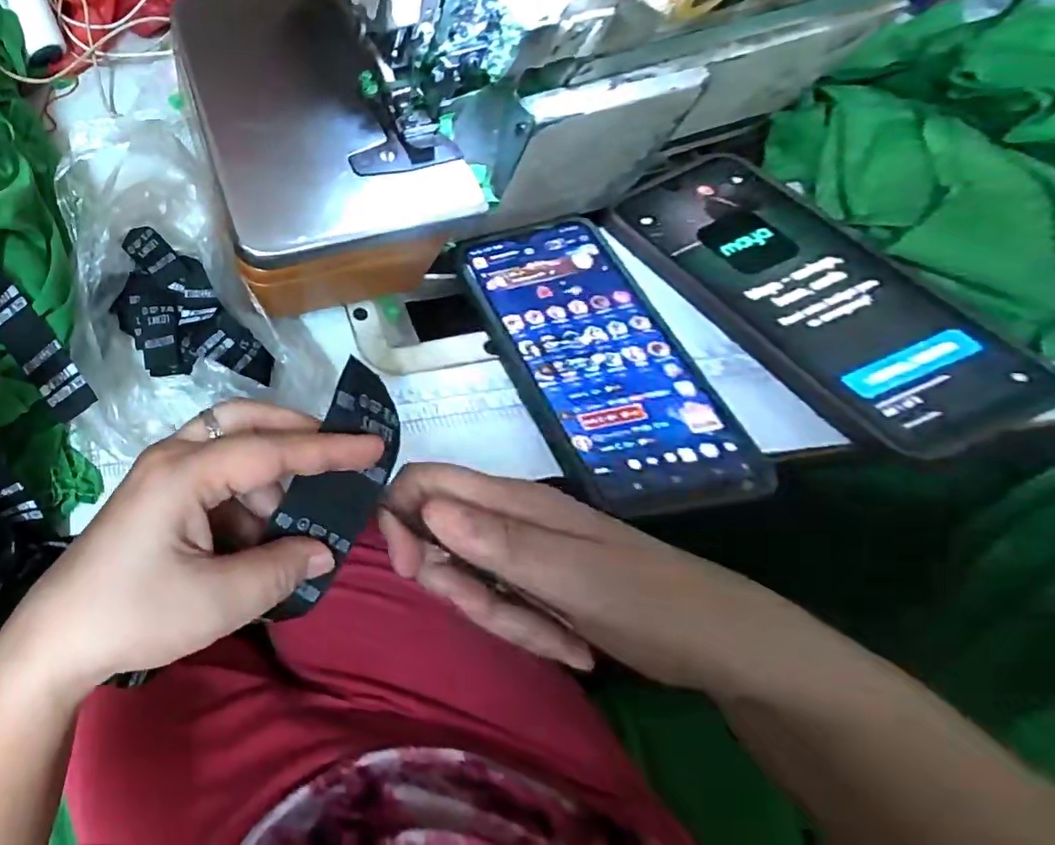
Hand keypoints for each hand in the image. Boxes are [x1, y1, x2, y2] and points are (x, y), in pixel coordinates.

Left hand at [0, 401, 384, 698]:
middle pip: (240, 424)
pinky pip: (210, 481)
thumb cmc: (136, 613)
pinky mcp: (155, 497)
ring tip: (288, 535)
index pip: (267, 448)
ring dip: (265, 483)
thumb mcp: (218, 600)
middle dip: (291, 437)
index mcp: (183, 470)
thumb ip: (278, 569)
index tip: (374, 444)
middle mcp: (170, 457)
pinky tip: (256, 543)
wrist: (61, 632)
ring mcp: (159, 475)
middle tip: (338, 462)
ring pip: (227, 454)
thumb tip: (321, 548)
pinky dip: (240, 502)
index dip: (325, 449)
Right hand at [379, 462, 832, 697]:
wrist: (736, 653)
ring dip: (495, 614)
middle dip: (453, 581)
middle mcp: (504, 517)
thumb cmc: (654, 601)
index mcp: (508, 499)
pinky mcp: (534, 584)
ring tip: (557, 640)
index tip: (410, 567)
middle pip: (435, 534)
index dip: (398, 516)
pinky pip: (497, 602)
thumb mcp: (575, 577)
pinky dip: (521, 628)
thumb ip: (499, 542)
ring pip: (464, 575)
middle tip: (490, 612)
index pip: (422, 482)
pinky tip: (570, 646)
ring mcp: (519, 552)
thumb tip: (427, 509)